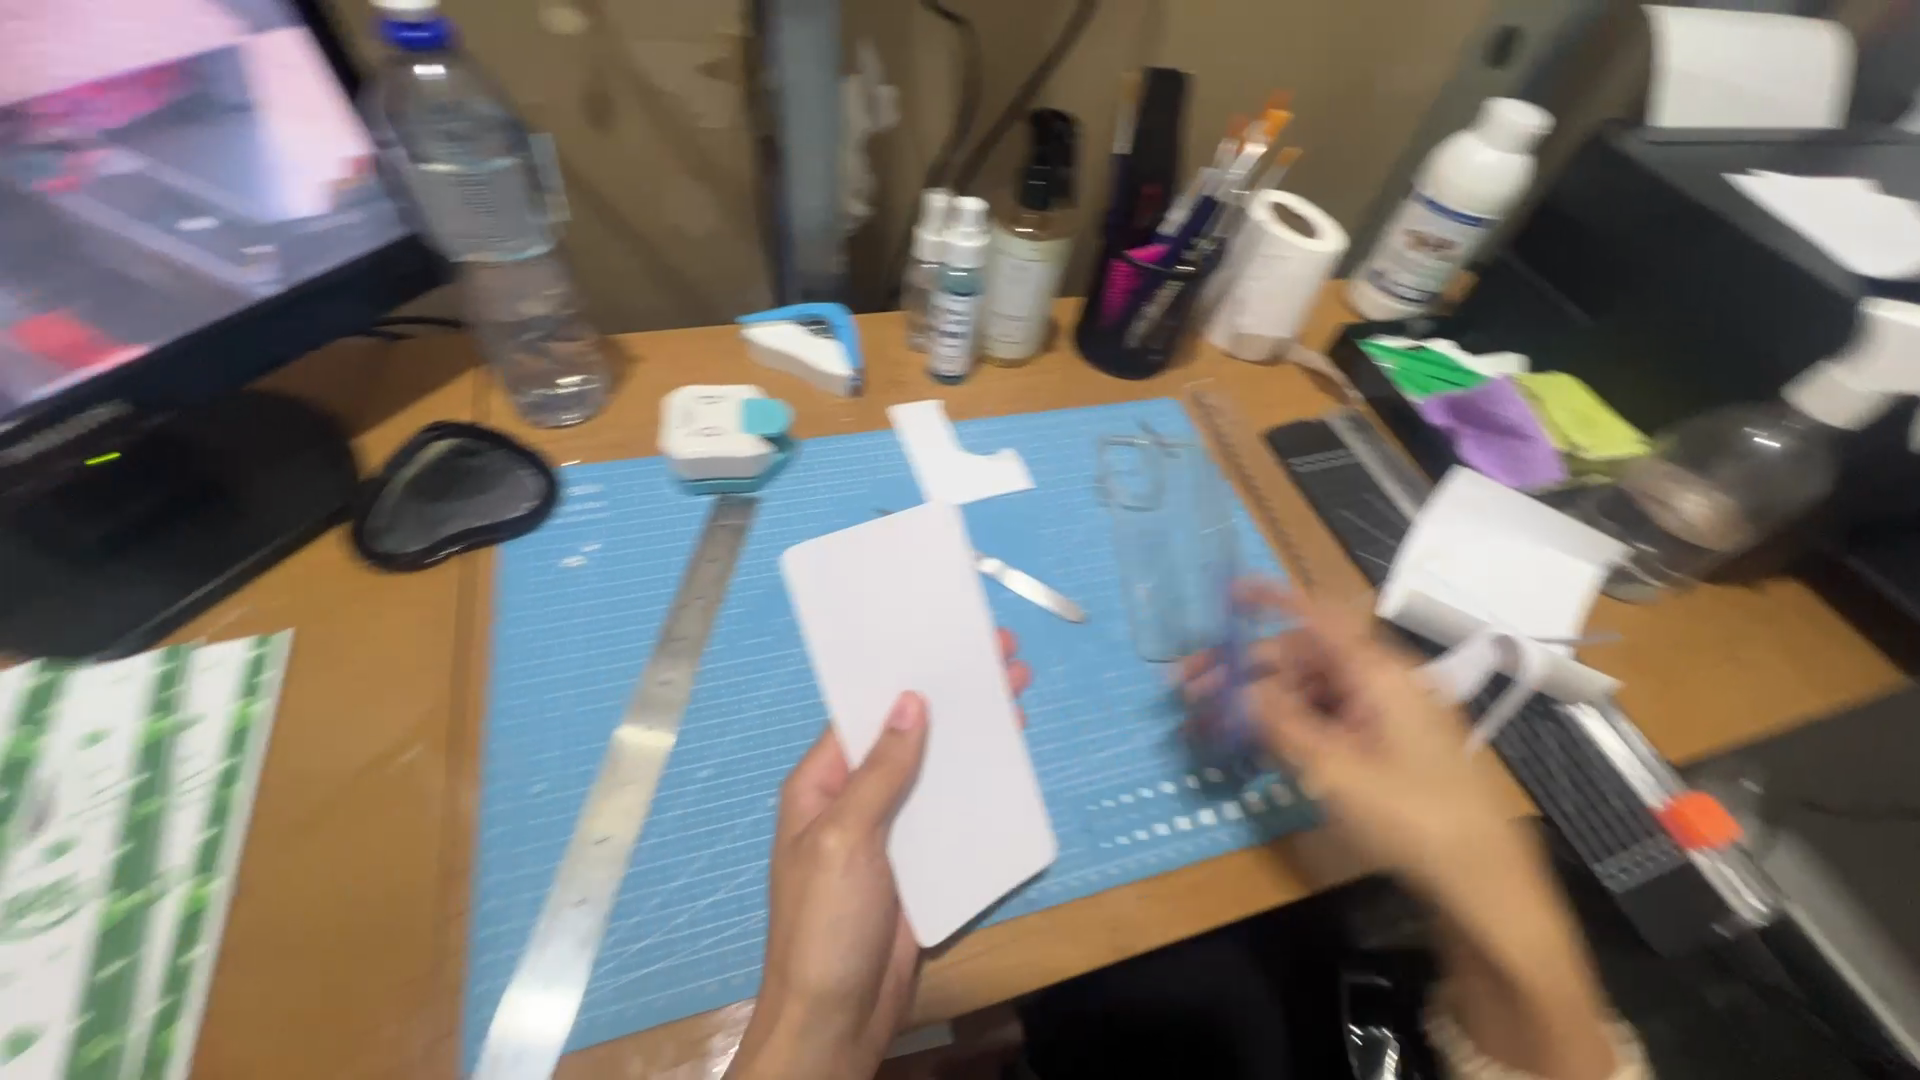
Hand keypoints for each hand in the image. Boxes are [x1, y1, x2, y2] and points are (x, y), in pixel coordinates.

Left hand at [730, 632, 1029, 1079]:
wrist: (839, 1020)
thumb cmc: (826, 924)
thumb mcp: (845, 840)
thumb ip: (880, 773)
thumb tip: (910, 701)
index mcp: (821, 782)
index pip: (866, 713)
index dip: (908, 675)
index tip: (949, 641)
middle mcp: (856, 796)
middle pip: (911, 732)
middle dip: (953, 695)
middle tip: (1004, 657)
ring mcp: (892, 828)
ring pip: (937, 766)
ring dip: (973, 733)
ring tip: (1017, 693)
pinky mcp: (921, 858)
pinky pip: (952, 808)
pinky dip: (980, 780)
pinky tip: (1010, 757)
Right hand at [1186, 585, 1618, 1079]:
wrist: (1480, 879)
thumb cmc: (1411, 816)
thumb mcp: (1335, 769)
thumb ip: (1280, 722)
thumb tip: (1234, 689)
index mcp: (1376, 673)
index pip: (1318, 617)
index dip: (1272, 598)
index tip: (1227, 592)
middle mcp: (1376, 682)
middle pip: (1298, 658)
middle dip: (1242, 668)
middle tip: (1189, 686)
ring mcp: (1378, 713)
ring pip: (1303, 689)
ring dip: (1255, 699)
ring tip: (1207, 721)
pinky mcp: (1376, 741)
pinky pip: (1319, 717)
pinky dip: (1281, 723)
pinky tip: (1247, 740)